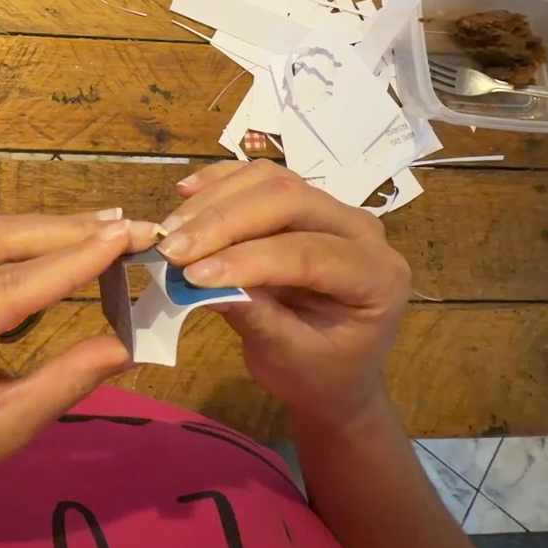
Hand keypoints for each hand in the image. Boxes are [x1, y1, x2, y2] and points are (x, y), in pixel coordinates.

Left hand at [0, 209, 154, 504]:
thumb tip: (126, 344)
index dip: (68, 262)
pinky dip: (21, 234)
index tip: (123, 239)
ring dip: (47, 227)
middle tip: (128, 227)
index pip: (3, 289)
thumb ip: (61, 383)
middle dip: (65, 232)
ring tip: (106, 226)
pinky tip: (62, 235)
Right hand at [156, 160, 410, 429]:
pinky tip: (185, 193)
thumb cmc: (318, 372)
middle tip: (172, 247)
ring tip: (171, 230)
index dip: (247, 259)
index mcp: (377, 277)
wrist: (333, 370)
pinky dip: (218, 181)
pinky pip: (257, 175)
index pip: (308, 253)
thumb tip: (198, 284)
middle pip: (289, 201)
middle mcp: (361, 230)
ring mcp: (331, 207)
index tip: (191, 275)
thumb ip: (254, 316)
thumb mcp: (289, 357)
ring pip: (269, 180)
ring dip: (213, 200)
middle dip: (223, 222)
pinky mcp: (300, 198)